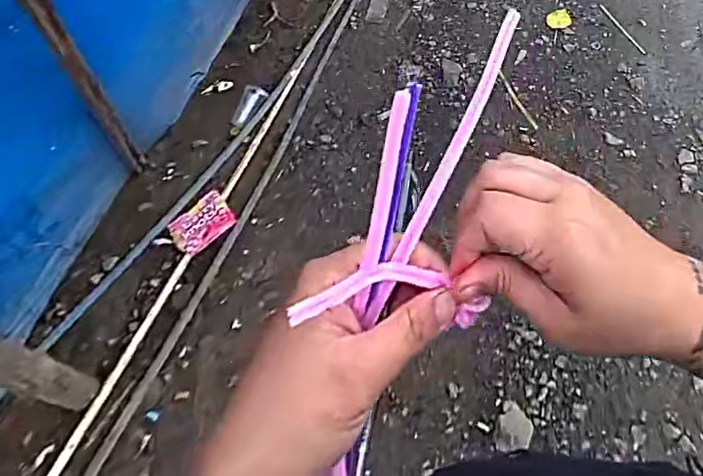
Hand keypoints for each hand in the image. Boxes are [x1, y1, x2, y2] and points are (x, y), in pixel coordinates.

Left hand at [196, 240, 458, 475]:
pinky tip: (406, 350)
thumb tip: (446, 297)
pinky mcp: (331, 344)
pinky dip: (396, 333)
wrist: (249, 475)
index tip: (453, 287)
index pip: (390, 249)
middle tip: (452, 314)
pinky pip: (372, 324)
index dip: (425, 264)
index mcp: (326, 279)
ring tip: (431, 334)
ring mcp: (327, 317)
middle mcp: (325, 290)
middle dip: (422, 291)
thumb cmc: (284, 424)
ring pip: (384, 300)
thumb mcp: (361, 371)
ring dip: (411, 315)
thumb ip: (410, 329)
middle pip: (389, 272)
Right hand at [449, 153, 696, 360]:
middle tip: (472, 257)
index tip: (465, 275)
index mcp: (558, 232)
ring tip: (487, 239)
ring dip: (483, 196)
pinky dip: (505, 185)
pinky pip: (525, 165)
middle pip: (488, 177)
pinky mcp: (574, 181)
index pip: (486, 211)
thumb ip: (505, 286)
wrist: (669, 297)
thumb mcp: (557, 320)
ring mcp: (569, 182)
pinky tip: (509, 221)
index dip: (463, 243)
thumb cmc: (621, 317)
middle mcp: (562, 195)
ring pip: (503, 163)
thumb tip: (464, 277)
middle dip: (467, 217)